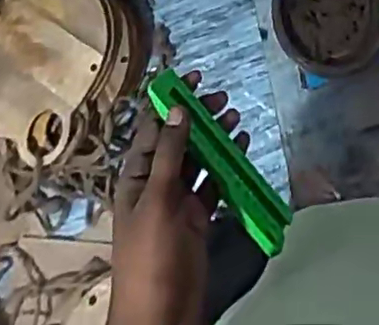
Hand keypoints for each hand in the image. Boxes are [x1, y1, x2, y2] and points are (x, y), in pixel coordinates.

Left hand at [112, 72, 243, 324]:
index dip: (169, 99)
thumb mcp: (158, 200)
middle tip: (221, 97)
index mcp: (137, 175)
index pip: (153, 126)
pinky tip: (241, 145)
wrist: (161, 314)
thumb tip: (179, 108)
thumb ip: (170, 153)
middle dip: (198, 115)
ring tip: (235, 116)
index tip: (191, 77)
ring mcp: (178, 199)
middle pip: (179, 138)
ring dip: (215, 135)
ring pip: (199, 156)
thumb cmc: (150, 255)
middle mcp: (157, 182)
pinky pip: (213, 179)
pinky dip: (227, 161)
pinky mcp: (198, 215)